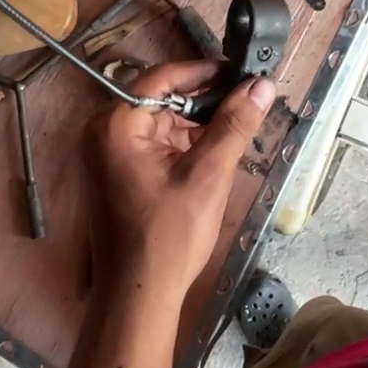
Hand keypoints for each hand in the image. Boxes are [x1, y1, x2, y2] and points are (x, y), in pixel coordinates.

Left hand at [84, 60, 275, 299]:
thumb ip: (234, 125)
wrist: (139, 296)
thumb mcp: (208, 175)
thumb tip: (262, 85)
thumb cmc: (168, 236)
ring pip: (161, 121)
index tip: (240, 71)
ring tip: (238, 123)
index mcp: (116, 124)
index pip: (163, 77)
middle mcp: (104, 131)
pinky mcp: (118, 172)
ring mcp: (108, 153)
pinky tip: (214, 150)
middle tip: (246, 97)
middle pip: (161, 98)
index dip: (203, 71)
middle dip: (204, 99)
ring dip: (196, 123)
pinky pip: (154, 143)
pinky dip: (184, 143)